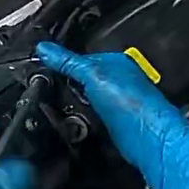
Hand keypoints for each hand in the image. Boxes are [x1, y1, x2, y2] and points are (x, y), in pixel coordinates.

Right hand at [36, 42, 188, 188]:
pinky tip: (71, 119)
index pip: (79, 58)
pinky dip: (78, 117)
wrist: (149, 140)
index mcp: (116, 64)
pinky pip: (88, 116)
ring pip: (83, 99)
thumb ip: (67, 62)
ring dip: (70, 103)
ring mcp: (115, 104)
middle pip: (81, 79)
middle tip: (46, 87)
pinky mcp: (112, 124)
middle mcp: (117, 82)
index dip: (60, 62)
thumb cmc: (133, 104)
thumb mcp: (93, 74)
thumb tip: (44, 48)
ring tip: (57, 104)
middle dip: (65, 84)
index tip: (40, 67)